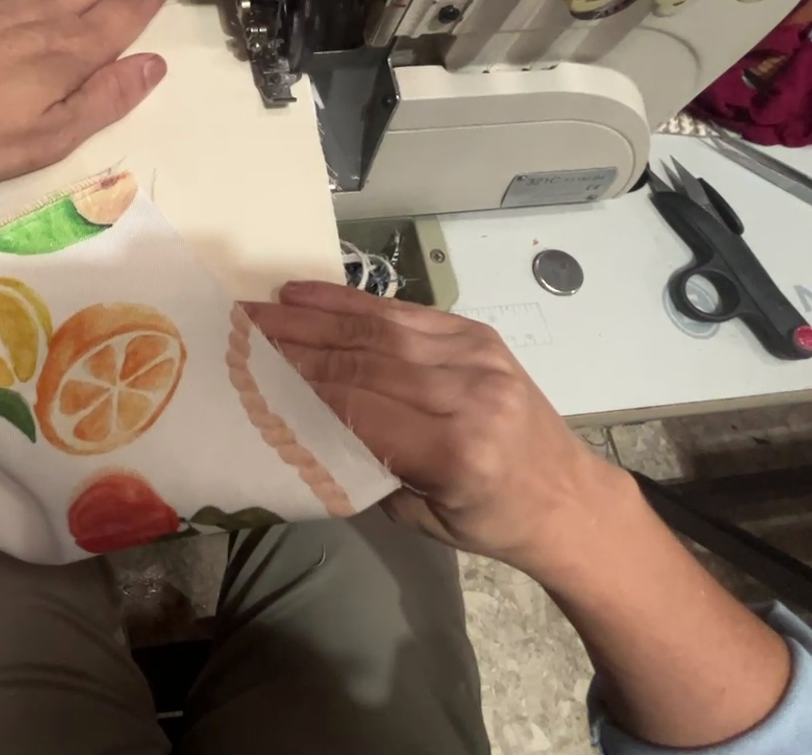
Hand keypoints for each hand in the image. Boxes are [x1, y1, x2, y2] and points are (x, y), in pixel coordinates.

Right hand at [245, 281, 630, 574]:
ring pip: (377, 327)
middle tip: (241, 328)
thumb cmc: (489, 518)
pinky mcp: (476, 332)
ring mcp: (476, 356)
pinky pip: (401, 310)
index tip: (250, 368)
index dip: (300, 384)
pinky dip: (348, 300)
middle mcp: (470, 395)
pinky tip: (307, 294)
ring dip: (312, 315)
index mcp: (457, 452)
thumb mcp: (419, 512)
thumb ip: (362, 461)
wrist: (569, 496)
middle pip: (363, 358)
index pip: (360, 406)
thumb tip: (296, 417)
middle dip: (294, 341)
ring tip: (263, 308)